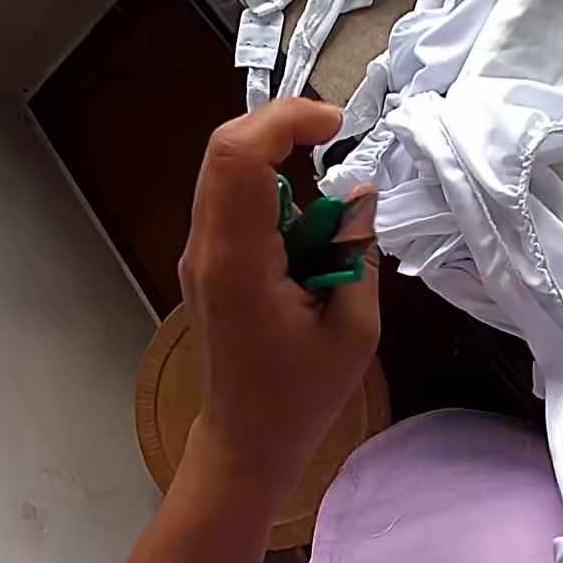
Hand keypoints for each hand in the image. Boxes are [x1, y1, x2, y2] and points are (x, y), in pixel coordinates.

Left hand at [95, 98, 378, 562]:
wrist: (247, 442)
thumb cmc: (302, 395)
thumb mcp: (354, 326)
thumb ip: (357, 250)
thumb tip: (360, 194)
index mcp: (239, 260)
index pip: (240, 156)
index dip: (287, 120)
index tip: (338, 124)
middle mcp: (207, 246)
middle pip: (227, 150)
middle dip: (284, 129)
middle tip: (337, 138)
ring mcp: (202, 253)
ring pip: (231, 173)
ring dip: (282, 167)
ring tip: (328, 208)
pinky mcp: (211, 263)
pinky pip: (239, 204)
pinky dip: (276, 197)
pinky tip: (308, 236)